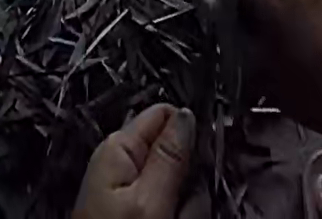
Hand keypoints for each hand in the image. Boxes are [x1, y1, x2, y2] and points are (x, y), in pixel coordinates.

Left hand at [72, 104, 195, 218]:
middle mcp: (128, 169)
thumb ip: (171, 156)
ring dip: (186, 215)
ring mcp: (136, 201)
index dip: (188, 132)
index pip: (164, 116)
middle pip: (179, 158)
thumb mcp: (148, 203)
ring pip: (184, 195)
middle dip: (189, 187)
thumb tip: (188, 113)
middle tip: (175, 215)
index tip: (200, 162)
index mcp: (120, 150)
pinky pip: (175, 217)